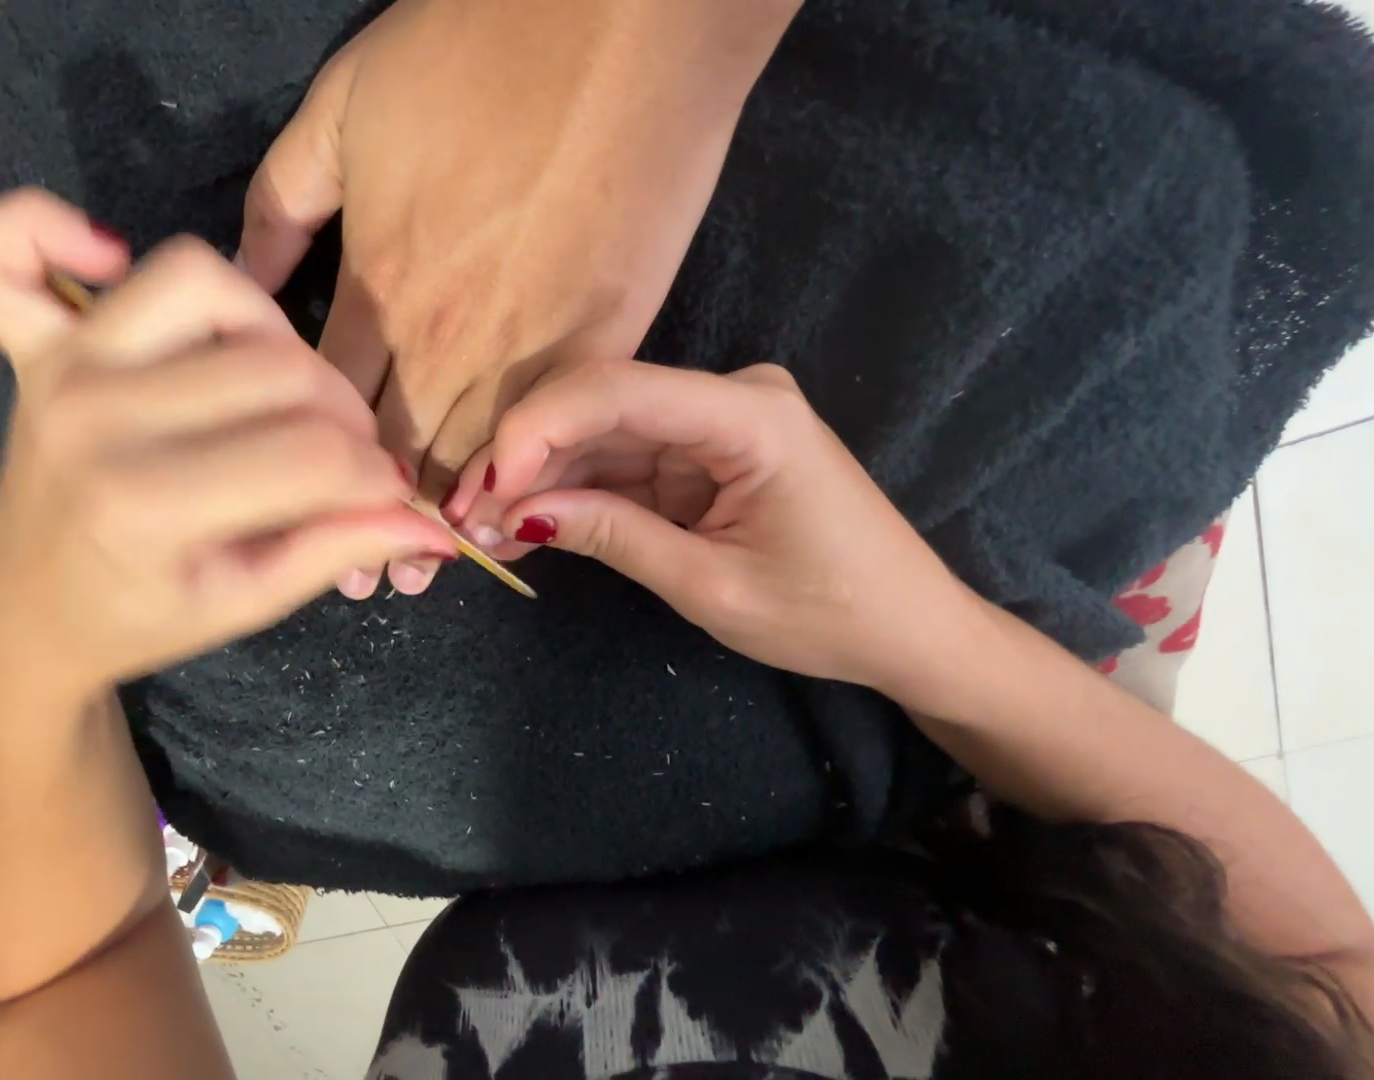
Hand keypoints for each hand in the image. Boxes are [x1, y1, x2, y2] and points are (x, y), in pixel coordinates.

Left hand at [0, 190, 455, 709]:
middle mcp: (99, 418)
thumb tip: (431, 524)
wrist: (32, 618)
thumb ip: (339, 551)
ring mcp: (62, 370)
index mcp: (149, 505)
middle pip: (276, 367)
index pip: (313, 455)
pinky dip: (52, 230)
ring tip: (278, 387)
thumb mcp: (248, 601)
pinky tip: (109, 259)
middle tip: (347, 458)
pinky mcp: (34, 348)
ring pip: (202, 281)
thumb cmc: (145, 618)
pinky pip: (10, 247)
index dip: (375, 475)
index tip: (387, 497)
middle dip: (344, 416)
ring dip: (267, 329)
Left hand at [238, 0, 800, 597]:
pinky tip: (507, 524)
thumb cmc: (477, 51)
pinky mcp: (602, 340)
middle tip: (360, 572)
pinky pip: (554, 437)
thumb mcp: (342, 112)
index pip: (332, 407)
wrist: (622, 17)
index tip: (307, 516)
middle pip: (395, 447)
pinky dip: (525, 484)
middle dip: (371, 513)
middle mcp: (443, 334)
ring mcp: (525, 343)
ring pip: (470, 456)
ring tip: (421, 568)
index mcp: (378, 284)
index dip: (316, 468)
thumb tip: (247, 281)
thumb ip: (283, 208)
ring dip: (442, 516)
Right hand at [448, 359, 989, 699]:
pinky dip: (574, 496)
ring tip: (485, 531)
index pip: (615, 391)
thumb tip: (517, 512)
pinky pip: (623, 464)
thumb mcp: (710, 586)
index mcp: (750, 416)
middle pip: (598, 409)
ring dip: (540, 483)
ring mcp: (714, 423)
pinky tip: (527, 528)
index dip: (536, 431)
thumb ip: (614, 536)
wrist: (910, 631)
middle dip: (524, 462)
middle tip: (464, 518)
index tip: (484, 490)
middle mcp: (729, 398)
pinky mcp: (702, 453)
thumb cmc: (829, 613)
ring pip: (600, 437)